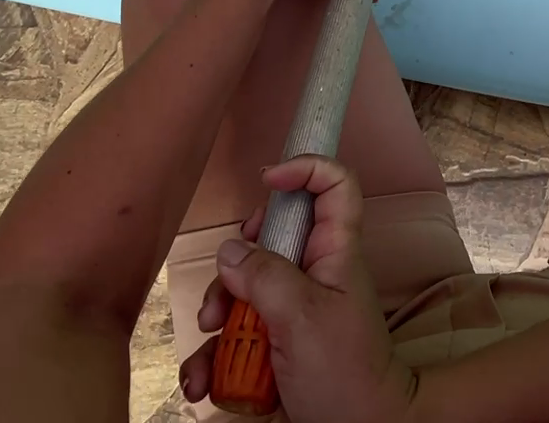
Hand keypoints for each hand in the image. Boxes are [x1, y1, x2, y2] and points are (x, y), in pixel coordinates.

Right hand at [180, 157, 415, 422]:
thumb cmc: (346, 371)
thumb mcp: (303, 318)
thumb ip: (265, 277)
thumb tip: (230, 250)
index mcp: (335, 250)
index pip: (335, 185)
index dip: (307, 168)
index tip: (270, 178)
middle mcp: (312, 269)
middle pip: (270, 236)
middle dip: (236, 262)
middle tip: (225, 293)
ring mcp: (291, 304)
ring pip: (244, 285)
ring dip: (218, 314)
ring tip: (211, 345)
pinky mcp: (273, 340)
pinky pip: (235, 333)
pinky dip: (213, 355)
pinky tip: (202, 380)